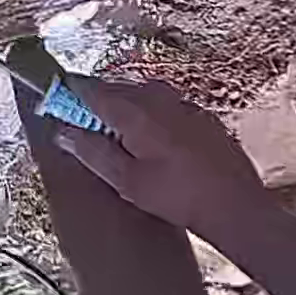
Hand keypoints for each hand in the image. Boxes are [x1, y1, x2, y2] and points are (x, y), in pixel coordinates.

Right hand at [52, 77, 270, 231]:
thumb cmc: (177, 197)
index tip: (58, 96)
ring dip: (122, 103)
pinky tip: (151, 137)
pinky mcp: (200, 114)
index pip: (92, 90)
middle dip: (96, 98)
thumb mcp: (127, 181)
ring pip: (141, 93)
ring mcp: (182, 103)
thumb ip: (92, 152)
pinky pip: (164, 102)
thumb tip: (63, 132)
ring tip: (116, 129)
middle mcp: (157, 98)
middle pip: (116, 87)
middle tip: (83, 118)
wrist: (237, 206)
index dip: (71, 91)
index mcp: (134, 112)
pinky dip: (148, 111)